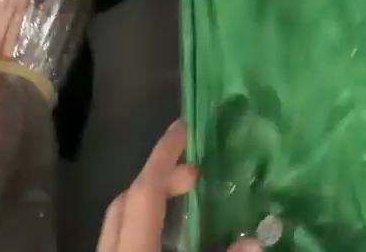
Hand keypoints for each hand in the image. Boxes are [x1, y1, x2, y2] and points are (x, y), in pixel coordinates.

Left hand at [100, 120, 202, 251]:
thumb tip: (247, 240)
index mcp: (133, 250)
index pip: (144, 191)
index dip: (164, 155)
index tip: (183, 126)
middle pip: (125, 201)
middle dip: (158, 177)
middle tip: (194, 174)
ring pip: (118, 224)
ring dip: (149, 205)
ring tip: (185, 205)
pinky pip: (120, 243)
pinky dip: (142, 230)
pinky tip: (169, 240)